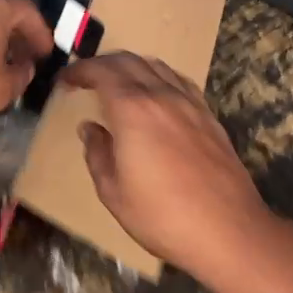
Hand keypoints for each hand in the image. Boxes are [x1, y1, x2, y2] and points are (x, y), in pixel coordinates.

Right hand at [59, 53, 272, 277]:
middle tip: (84, 79)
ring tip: (117, 83)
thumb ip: (97, 153)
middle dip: (101, 64)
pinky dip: (159, 77)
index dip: (79, 71)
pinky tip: (155, 95)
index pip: (101, 72)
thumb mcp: (113, 192)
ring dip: (130, 66)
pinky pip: (179, 82)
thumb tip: (90, 128)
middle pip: (128, 61)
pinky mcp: (209, 117)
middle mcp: (162, 96)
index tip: (64, 81)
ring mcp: (190, 104)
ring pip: (156, 66)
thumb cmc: (162, 216)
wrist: (228, 231)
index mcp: (132, 110)